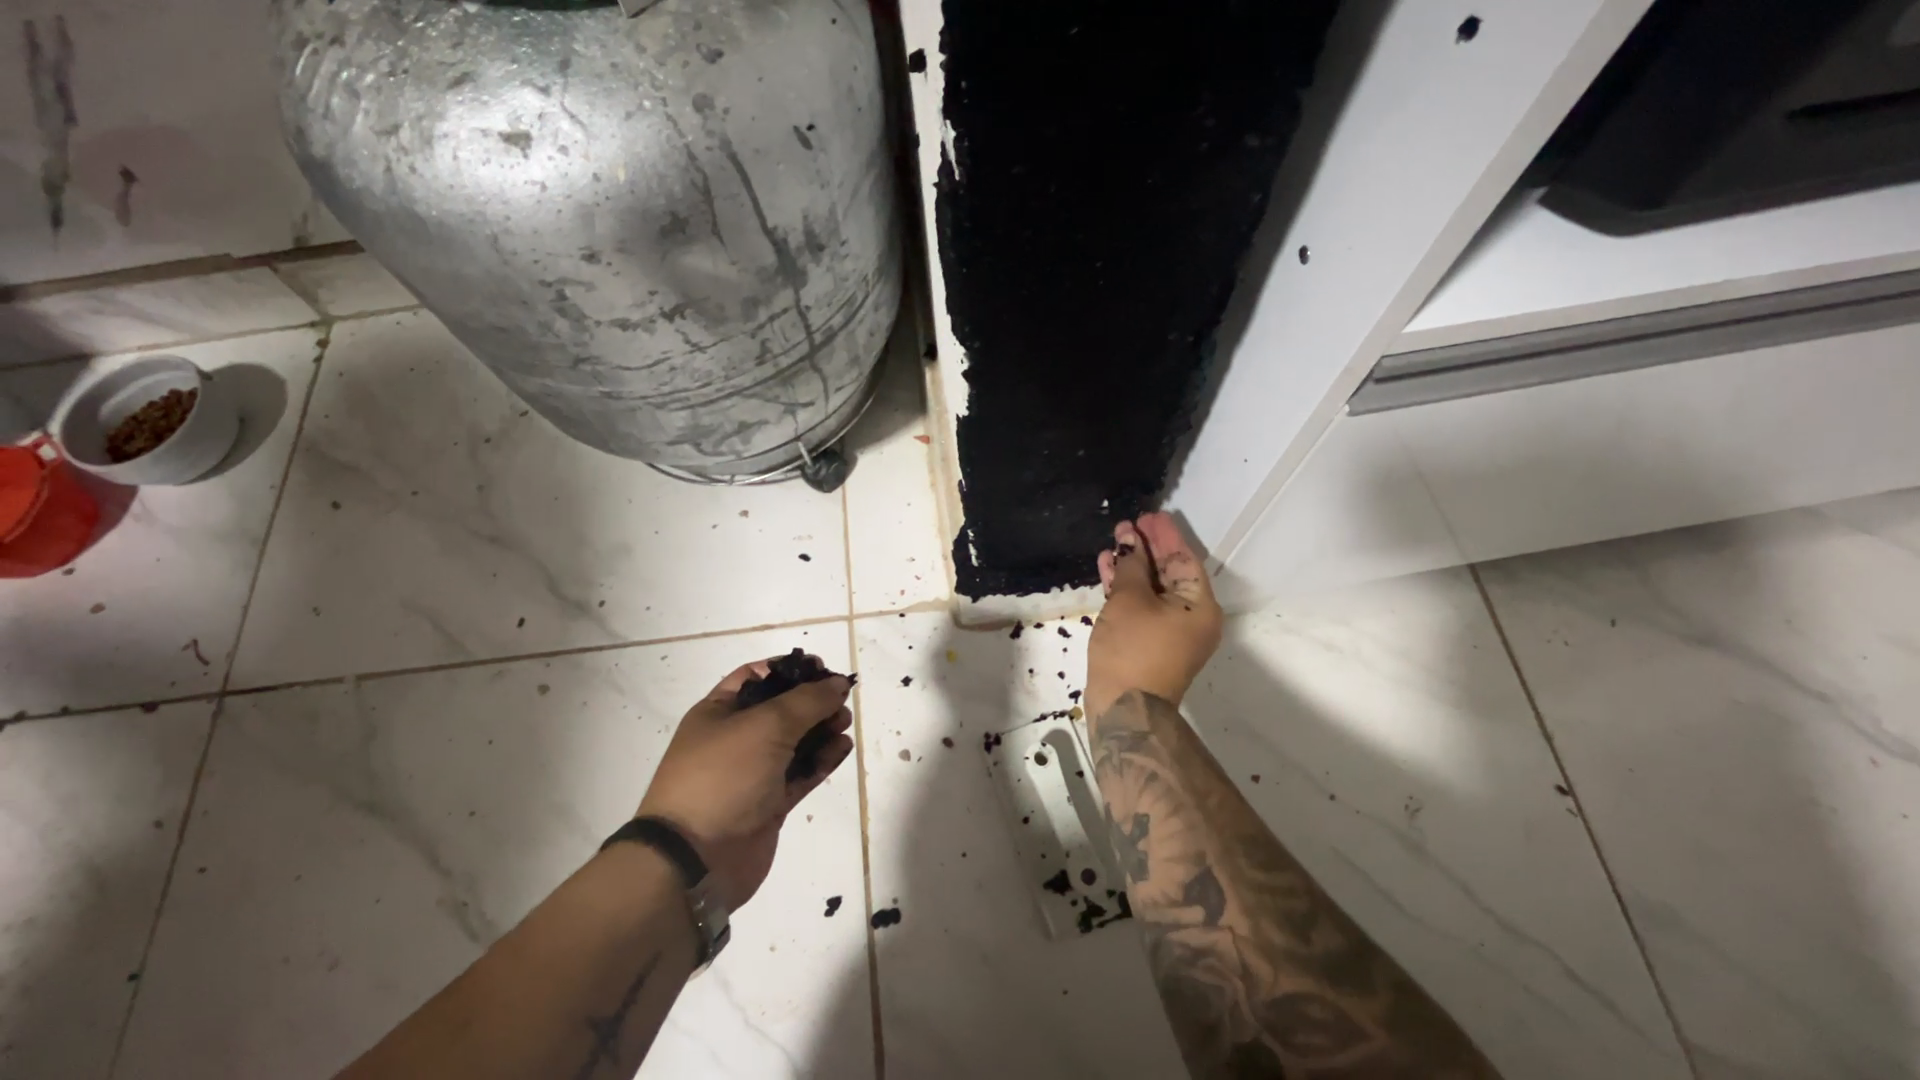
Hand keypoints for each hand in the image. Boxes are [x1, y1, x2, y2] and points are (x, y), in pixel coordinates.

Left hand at [636, 658, 853, 910]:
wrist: (696, 859)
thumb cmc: (723, 777)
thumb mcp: (765, 726)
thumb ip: (807, 701)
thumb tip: (838, 683)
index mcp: (718, 712)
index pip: (757, 677)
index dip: (791, 670)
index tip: (824, 669)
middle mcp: (733, 739)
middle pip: (780, 710)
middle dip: (812, 701)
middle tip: (842, 700)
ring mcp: (751, 774)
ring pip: (794, 743)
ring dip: (821, 731)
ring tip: (846, 723)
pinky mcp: (768, 805)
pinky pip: (800, 774)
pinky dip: (822, 760)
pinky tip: (843, 748)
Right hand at [1088, 513, 1223, 715]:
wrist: (1125, 709)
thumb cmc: (1133, 650)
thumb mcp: (1129, 601)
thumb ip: (1131, 566)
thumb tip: (1129, 543)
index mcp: (1199, 606)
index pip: (1184, 559)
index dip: (1164, 535)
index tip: (1147, 515)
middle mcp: (1192, 617)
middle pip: (1169, 573)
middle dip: (1146, 549)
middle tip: (1126, 524)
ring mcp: (1171, 632)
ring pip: (1152, 589)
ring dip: (1132, 567)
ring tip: (1112, 543)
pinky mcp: (1150, 643)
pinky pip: (1142, 607)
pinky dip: (1126, 590)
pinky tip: (1108, 570)